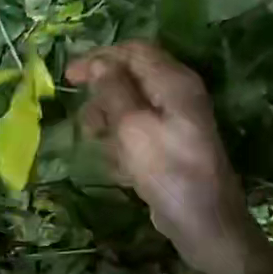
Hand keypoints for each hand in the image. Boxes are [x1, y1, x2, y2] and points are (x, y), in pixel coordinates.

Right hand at [68, 42, 272, 273]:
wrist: (203, 222)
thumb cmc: (167, 170)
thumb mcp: (133, 127)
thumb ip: (114, 91)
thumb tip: (101, 63)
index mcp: (174, 82)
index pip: (134, 51)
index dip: (100, 58)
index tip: (69, 76)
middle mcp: (178, 96)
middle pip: (132, 80)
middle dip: (104, 99)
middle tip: (86, 124)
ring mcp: (177, 124)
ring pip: (132, 111)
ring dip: (111, 127)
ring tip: (100, 149)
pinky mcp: (171, 150)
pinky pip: (140, 137)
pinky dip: (125, 148)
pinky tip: (120, 170)